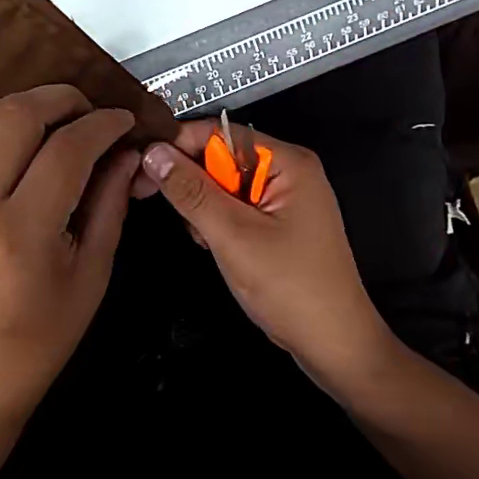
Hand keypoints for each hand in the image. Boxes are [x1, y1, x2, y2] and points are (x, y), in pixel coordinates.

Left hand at [0, 86, 137, 478]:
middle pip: (17, 115)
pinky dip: (7, 122)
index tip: (127, 122)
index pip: (66, 149)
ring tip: (67, 120)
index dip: (104, 125)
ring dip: (32, 103)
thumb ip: (110, 204)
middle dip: (64, 99)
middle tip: (96, 114)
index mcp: (21, 234)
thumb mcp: (92, 275)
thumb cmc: (40, 338)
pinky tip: (34, 140)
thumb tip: (128, 153)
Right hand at [139, 123, 399, 392]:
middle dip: (193, 183)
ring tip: (207, 240)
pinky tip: (216, 247)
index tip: (144, 167)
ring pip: (222, 183)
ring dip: (204, 207)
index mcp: (286, 161)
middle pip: (220, 157)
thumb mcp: (232, 236)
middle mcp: (287, 170)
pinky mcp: (276, 221)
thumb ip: (190, 191)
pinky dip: (217, 222)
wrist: (334, 346)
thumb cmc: (290, 288)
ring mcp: (283, 197)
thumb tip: (153, 152)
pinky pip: (234, 205)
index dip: (179, 146)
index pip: (220, 133)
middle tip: (176, 213)